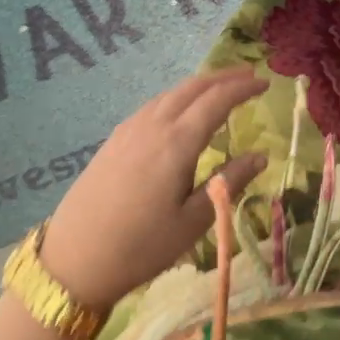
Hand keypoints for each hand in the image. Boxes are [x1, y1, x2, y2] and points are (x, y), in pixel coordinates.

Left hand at [41, 68, 267, 309]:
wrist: (72, 262)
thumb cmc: (140, 248)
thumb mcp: (192, 222)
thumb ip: (228, 183)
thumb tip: (260, 156)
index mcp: (177, 142)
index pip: (217, 100)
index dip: (244, 89)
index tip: (266, 84)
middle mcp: (154, 125)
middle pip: (194, 87)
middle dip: (224, 77)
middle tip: (249, 77)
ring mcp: (130, 130)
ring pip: (171, 93)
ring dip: (200, 84)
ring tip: (220, 89)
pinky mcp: (114, 140)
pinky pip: (154, 104)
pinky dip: (177, 97)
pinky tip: (181, 110)